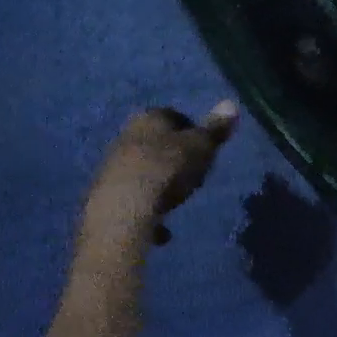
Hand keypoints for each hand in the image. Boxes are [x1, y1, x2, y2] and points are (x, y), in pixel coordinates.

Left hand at [89, 101, 237, 234]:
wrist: (125, 207)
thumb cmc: (169, 168)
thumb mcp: (201, 146)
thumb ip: (216, 128)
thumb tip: (231, 103)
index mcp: (149, 118)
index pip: (173, 116)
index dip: (191, 131)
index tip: (205, 149)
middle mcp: (126, 136)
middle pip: (155, 143)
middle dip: (172, 157)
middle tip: (193, 174)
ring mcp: (112, 166)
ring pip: (143, 171)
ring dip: (159, 184)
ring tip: (176, 201)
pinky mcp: (105, 196)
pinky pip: (134, 200)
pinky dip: (148, 213)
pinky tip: (163, 232)